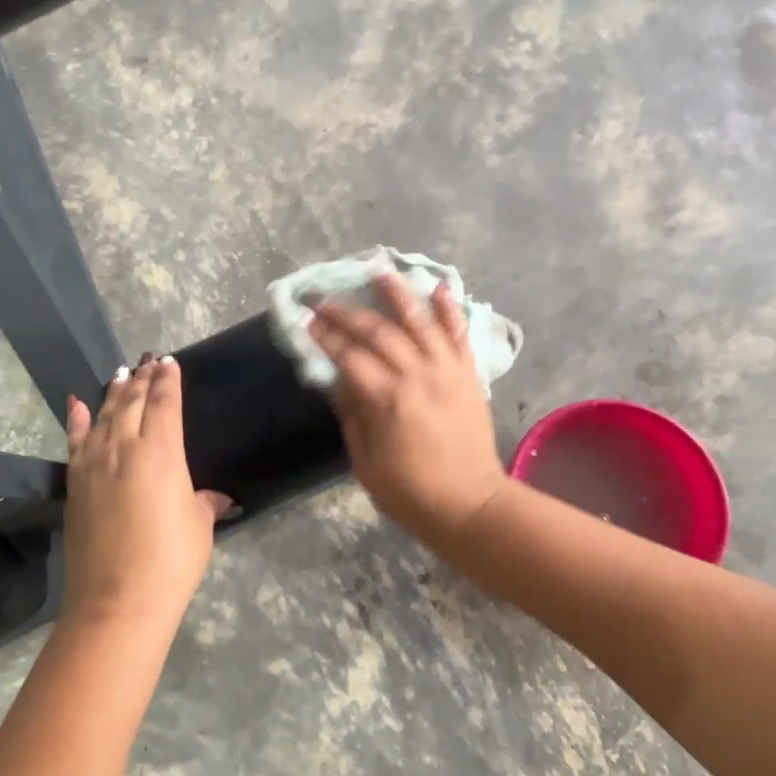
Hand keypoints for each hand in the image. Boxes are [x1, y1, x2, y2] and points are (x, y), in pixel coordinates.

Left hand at [62, 355, 233, 629]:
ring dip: (114, 391)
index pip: (164, 403)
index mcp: (160, 452)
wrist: (116, 601)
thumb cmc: (171, 562)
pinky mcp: (75, 483)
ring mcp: (93, 463)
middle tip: (148, 360)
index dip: (168, 380)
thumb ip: (205, 502)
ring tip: (122, 373)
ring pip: (104, 415)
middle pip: (132, 401)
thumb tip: (219, 497)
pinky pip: (76, 440)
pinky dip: (77, 418)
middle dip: (142, 378)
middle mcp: (123, 447)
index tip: (169, 362)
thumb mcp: (198, 527)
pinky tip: (77, 402)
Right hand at [310, 274, 507, 544]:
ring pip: (420, 321)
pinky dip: (450, 310)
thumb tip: (340, 380)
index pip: (348, 355)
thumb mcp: (365, 461)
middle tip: (323, 298)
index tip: (305, 320)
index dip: (324, 336)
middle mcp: (417, 375)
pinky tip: (439, 287)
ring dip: (398, 294)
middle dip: (346, 312)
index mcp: (387, 399)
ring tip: (380, 271)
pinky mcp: (469, 374)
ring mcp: (447, 371)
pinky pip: (459, 335)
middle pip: (377, 332)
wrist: (470, 505)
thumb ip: (352, 415)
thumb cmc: (410, 492)